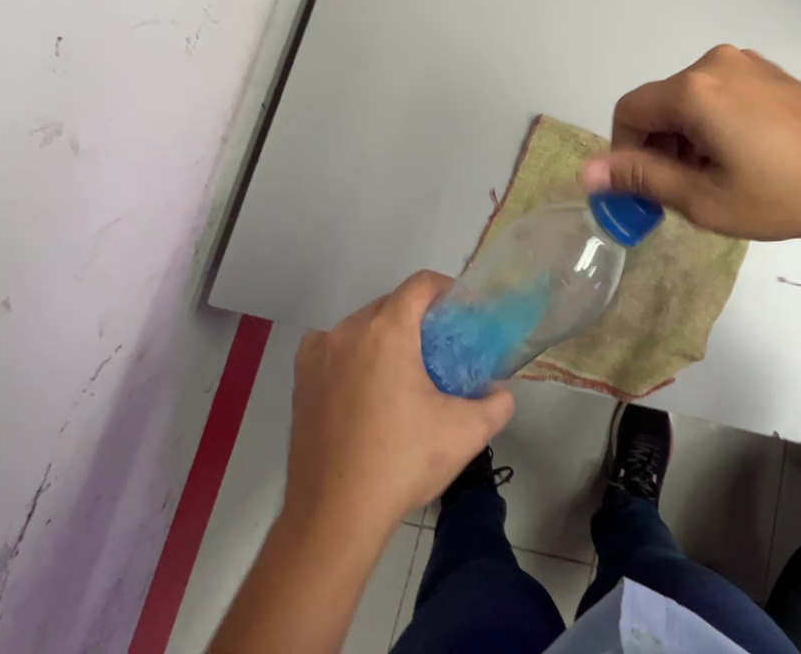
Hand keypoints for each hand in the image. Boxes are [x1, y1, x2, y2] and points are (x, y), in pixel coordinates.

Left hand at [284, 272, 515, 535]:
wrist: (334, 515)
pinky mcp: (300, 382)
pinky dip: (354, 355)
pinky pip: (333, 348)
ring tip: (406, 372)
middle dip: (419, 317)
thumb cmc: (402, 462)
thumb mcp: (467, 433)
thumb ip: (496, 404)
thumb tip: (500, 394)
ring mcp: (317, 355)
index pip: (421, 285)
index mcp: (388, 331)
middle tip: (443, 349)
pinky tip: (367, 386)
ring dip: (386, 336)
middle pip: (391, 303)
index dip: (448, 292)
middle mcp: (348, 331)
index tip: (465, 317)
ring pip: (361, 326)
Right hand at [580, 45, 800, 243]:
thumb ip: (641, 178)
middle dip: (658, 147)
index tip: (644, 190)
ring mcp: (747, 63)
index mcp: (694, 89)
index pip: (629, 111)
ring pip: (690, 100)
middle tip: (681, 193)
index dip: (624, 153)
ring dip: (686, 138)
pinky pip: (720, 93)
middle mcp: (715, 63)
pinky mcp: (771, 73)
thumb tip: (588, 171)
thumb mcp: (704, 198)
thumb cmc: (782, 195)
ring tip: (716, 179)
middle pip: (660, 103)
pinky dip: (713, 124)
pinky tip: (742, 158)